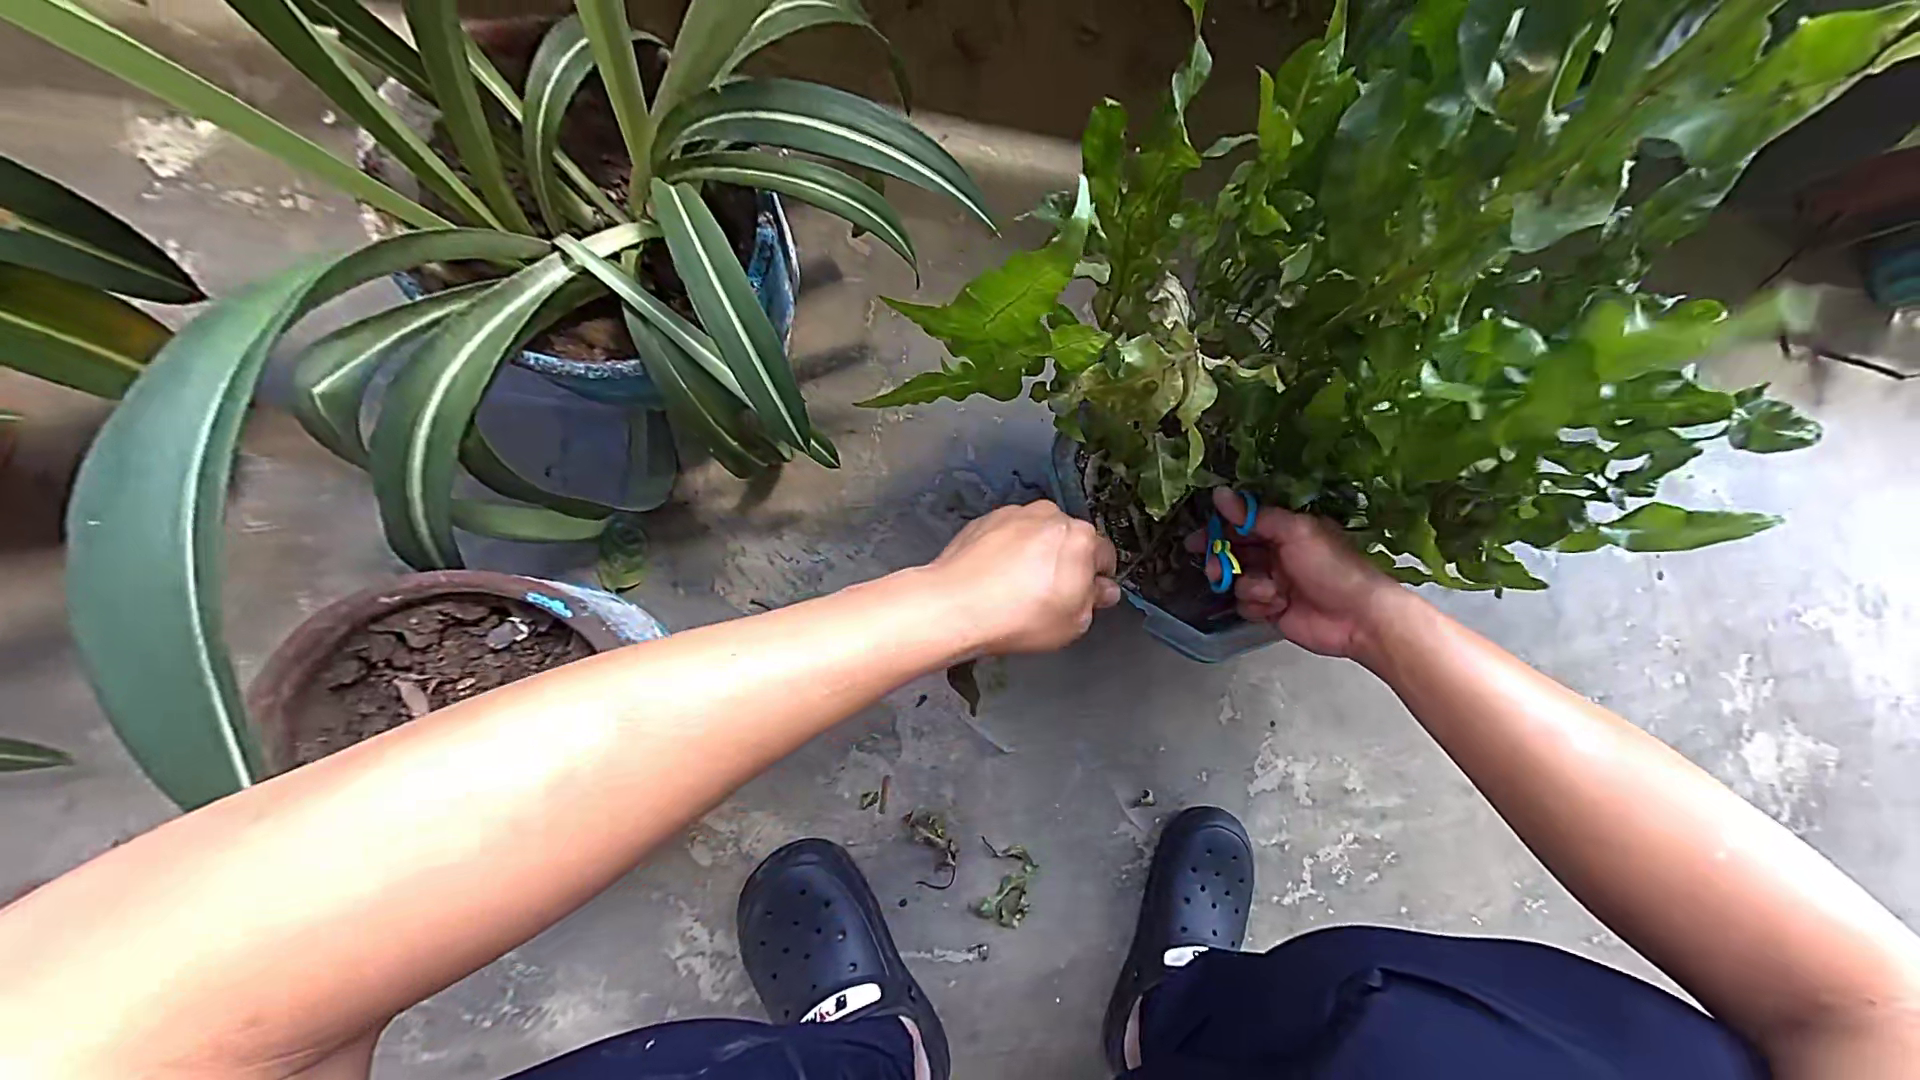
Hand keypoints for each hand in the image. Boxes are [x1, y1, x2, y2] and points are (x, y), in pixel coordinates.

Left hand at [927, 500, 1120, 654]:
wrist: (956, 605)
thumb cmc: (1018, 616)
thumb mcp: (1073, 623)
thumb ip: (1094, 600)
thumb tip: (1102, 589)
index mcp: (1081, 537)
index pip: (1104, 555)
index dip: (1097, 578)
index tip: (1087, 594)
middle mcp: (1050, 516)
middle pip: (1069, 539)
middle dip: (1065, 562)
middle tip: (1049, 594)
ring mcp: (1015, 514)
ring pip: (1037, 533)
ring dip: (1035, 552)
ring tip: (1017, 587)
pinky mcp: (985, 520)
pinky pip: (1007, 533)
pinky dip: (1007, 549)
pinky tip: (996, 576)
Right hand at [1186, 487, 1408, 660]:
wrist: (1358, 618)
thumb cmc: (1334, 569)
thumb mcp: (1295, 532)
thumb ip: (1255, 515)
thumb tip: (1221, 494)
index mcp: (1284, 531)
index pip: (1242, 524)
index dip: (1218, 530)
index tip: (1198, 538)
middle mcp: (1276, 554)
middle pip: (1232, 553)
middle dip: (1222, 561)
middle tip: (1216, 568)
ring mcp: (1272, 582)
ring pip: (1236, 580)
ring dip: (1248, 586)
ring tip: (1269, 591)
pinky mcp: (1270, 608)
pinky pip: (1245, 604)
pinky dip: (1257, 605)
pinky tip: (1277, 606)